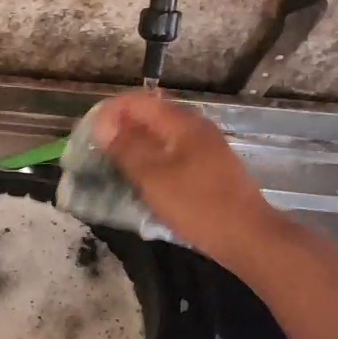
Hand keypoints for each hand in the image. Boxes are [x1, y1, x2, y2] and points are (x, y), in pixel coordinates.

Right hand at [92, 91, 282, 266]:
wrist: (248, 238)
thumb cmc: (198, 205)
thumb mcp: (153, 177)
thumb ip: (126, 147)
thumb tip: (103, 125)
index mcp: (182, 123)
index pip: (138, 101)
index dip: (110, 112)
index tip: (89, 134)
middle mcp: (195, 128)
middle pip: (150, 115)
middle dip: (120, 128)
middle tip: (97, 150)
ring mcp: (205, 148)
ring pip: (161, 136)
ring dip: (135, 145)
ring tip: (114, 165)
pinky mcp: (209, 168)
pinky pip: (172, 152)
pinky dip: (152, 159)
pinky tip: (142, 179)